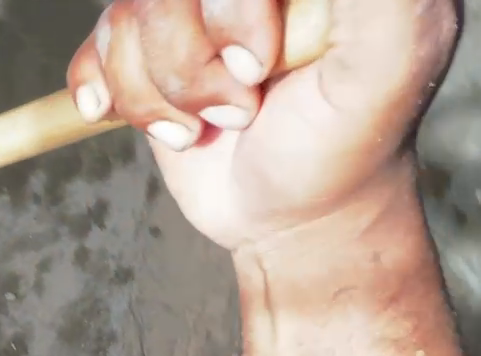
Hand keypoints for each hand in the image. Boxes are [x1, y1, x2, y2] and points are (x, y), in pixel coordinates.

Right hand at [66, 0, 459, 253]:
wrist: (286, 211)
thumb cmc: (342, 143)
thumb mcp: (389, 59)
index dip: (230, 14)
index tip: (260, 69)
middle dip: (187, 68)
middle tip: (238, 110)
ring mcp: (188, 14)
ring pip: (121, 22)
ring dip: (153, 97)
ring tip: (201, 127)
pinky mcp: (142, 59)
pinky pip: (90, 54)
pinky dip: (104, 94)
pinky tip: (139, 119)